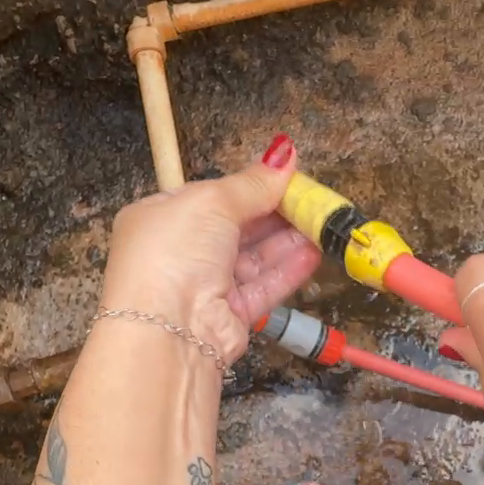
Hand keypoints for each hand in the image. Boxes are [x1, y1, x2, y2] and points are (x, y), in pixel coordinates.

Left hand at [101, 137, 320, 361]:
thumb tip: (285, 154)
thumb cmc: (174, 253)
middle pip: (237, 229)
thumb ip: (252, 183)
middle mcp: (182, 253)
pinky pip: (262, 288)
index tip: (288, 178)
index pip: (212, 198)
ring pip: (253, 259)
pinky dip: (286, 271)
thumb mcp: (211, 202)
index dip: (250, 187)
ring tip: (321, 226)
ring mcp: (205, 287)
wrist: (167, 330)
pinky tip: (313, 255)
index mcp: (162, 218)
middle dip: (275, 215)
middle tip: (313, 202)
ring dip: (287, 242)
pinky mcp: (229, 316)